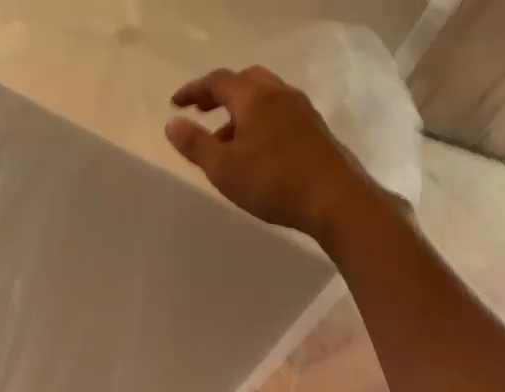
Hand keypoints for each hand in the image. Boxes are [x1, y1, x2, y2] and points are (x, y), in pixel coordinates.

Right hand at [165, 66, 393, 244]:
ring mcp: (300, 109)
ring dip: (240, 109)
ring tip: (223, 138)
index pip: (218, 82)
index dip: (194, 90)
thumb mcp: (222, 168)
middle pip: (245, 81)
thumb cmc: (271, 182)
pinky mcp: (312, 127)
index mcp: (254, 99)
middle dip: (220, 94)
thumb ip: (195, 144)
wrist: (332, 197)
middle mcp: (279, 95)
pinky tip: (253, 149)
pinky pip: (278, 112)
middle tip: (201, 111)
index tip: (175, 103)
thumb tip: (172, 123)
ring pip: (264, 96)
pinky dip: (258, 120)